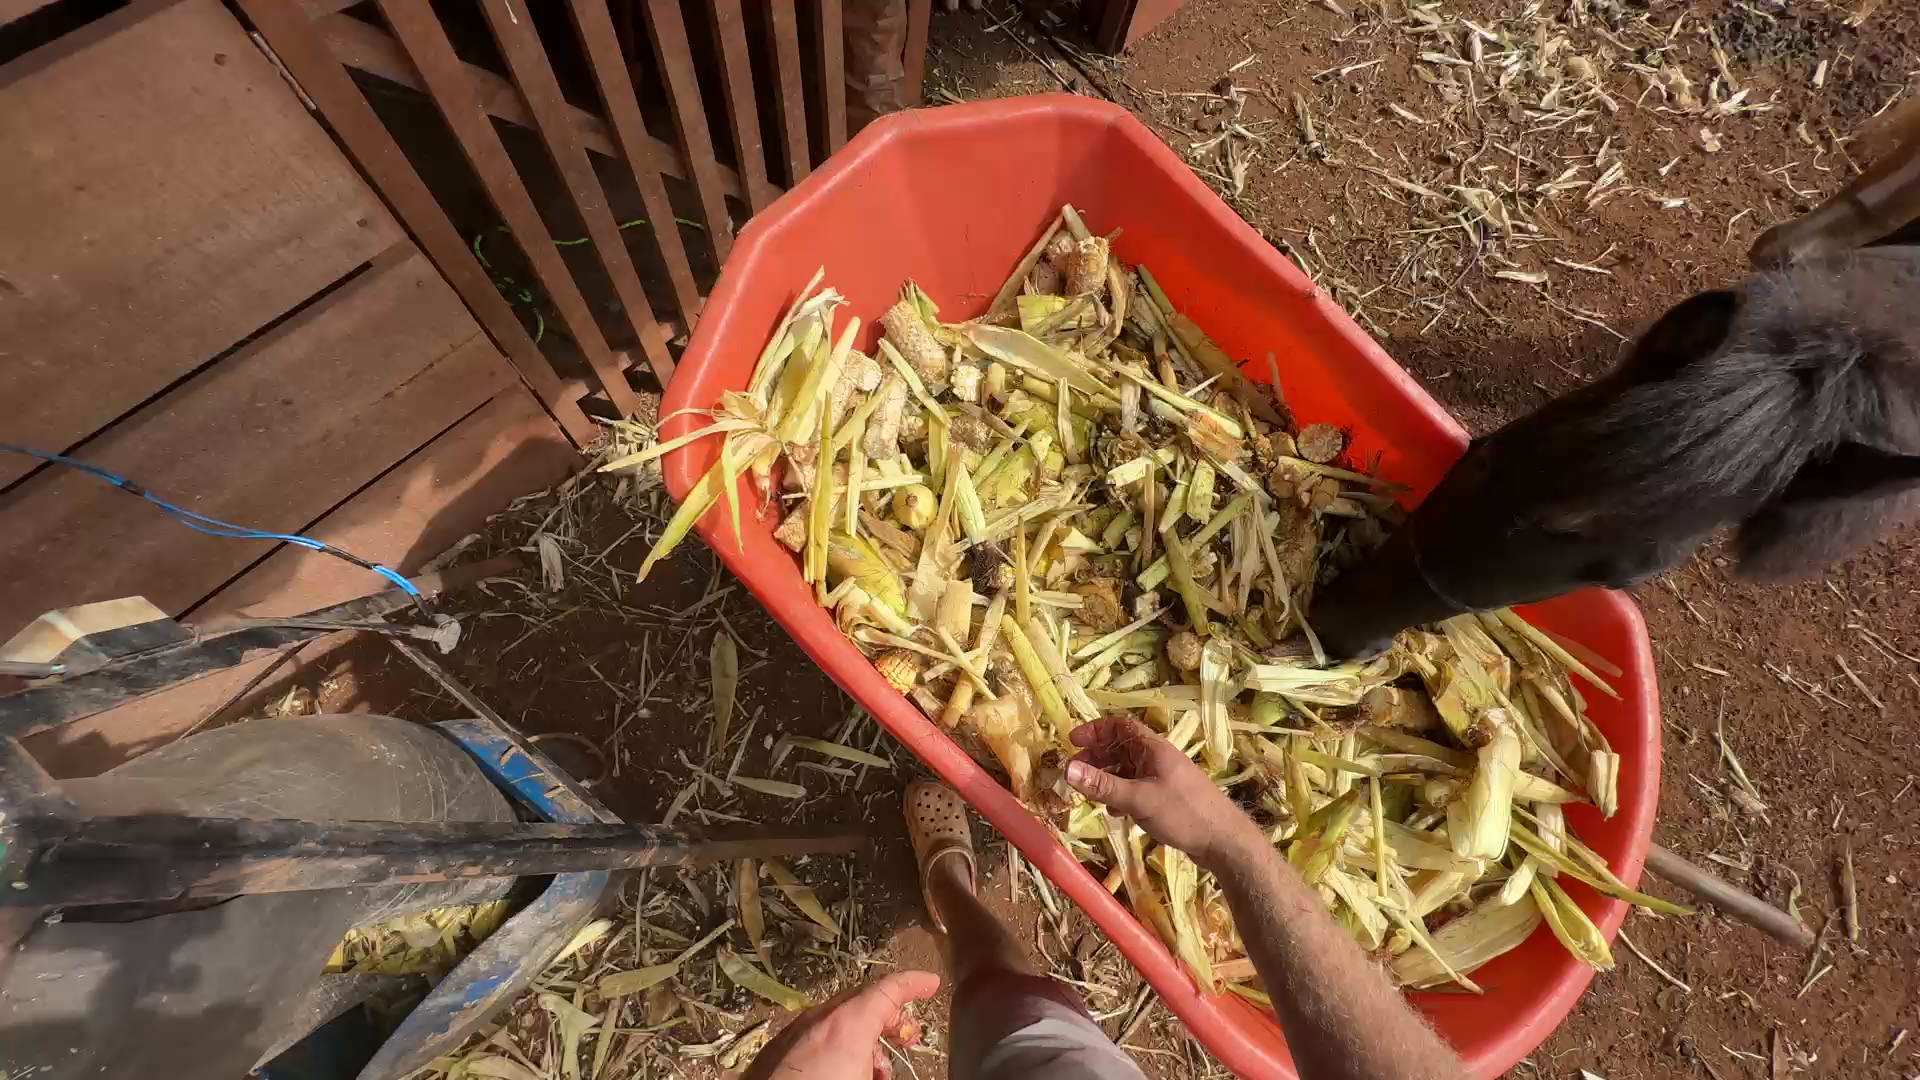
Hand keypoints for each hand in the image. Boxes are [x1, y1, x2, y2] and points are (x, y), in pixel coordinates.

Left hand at [743, 970, 940, 1079]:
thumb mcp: (870, 1076)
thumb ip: (885, 1068)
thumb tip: (887, 1067)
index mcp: (847, 1023)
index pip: (889, 988)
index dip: (914, 984)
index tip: (931, 984)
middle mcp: (819, 1019)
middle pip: (863, 1002)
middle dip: (889, 1017)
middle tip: (908, 1036)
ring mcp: (793, 1034)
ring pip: (837, 1021)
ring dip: (862, 1038)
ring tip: (876, 1070)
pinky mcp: (773, 1053)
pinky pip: (814, 1037)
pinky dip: (835, 1048)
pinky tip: (840, 1073)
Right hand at [1066, 716, 1260, 870]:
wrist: (1225, 843)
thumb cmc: (1183, 813)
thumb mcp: (1138, 799)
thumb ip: (1102, 785)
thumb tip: (1067, 769)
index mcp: (1152, 748)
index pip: (1120, 726)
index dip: (1095, 730)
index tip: (1073, 742)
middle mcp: (1157, 758)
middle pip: (1121, 748)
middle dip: (1096, 756)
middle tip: (1075, 771)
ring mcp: (1163, 778)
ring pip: (1127, 769)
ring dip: (1107, 777)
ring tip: (1089, 792)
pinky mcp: (1167, 797)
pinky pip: (1136, 787)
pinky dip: (1121, 794)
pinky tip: (1114, 811)